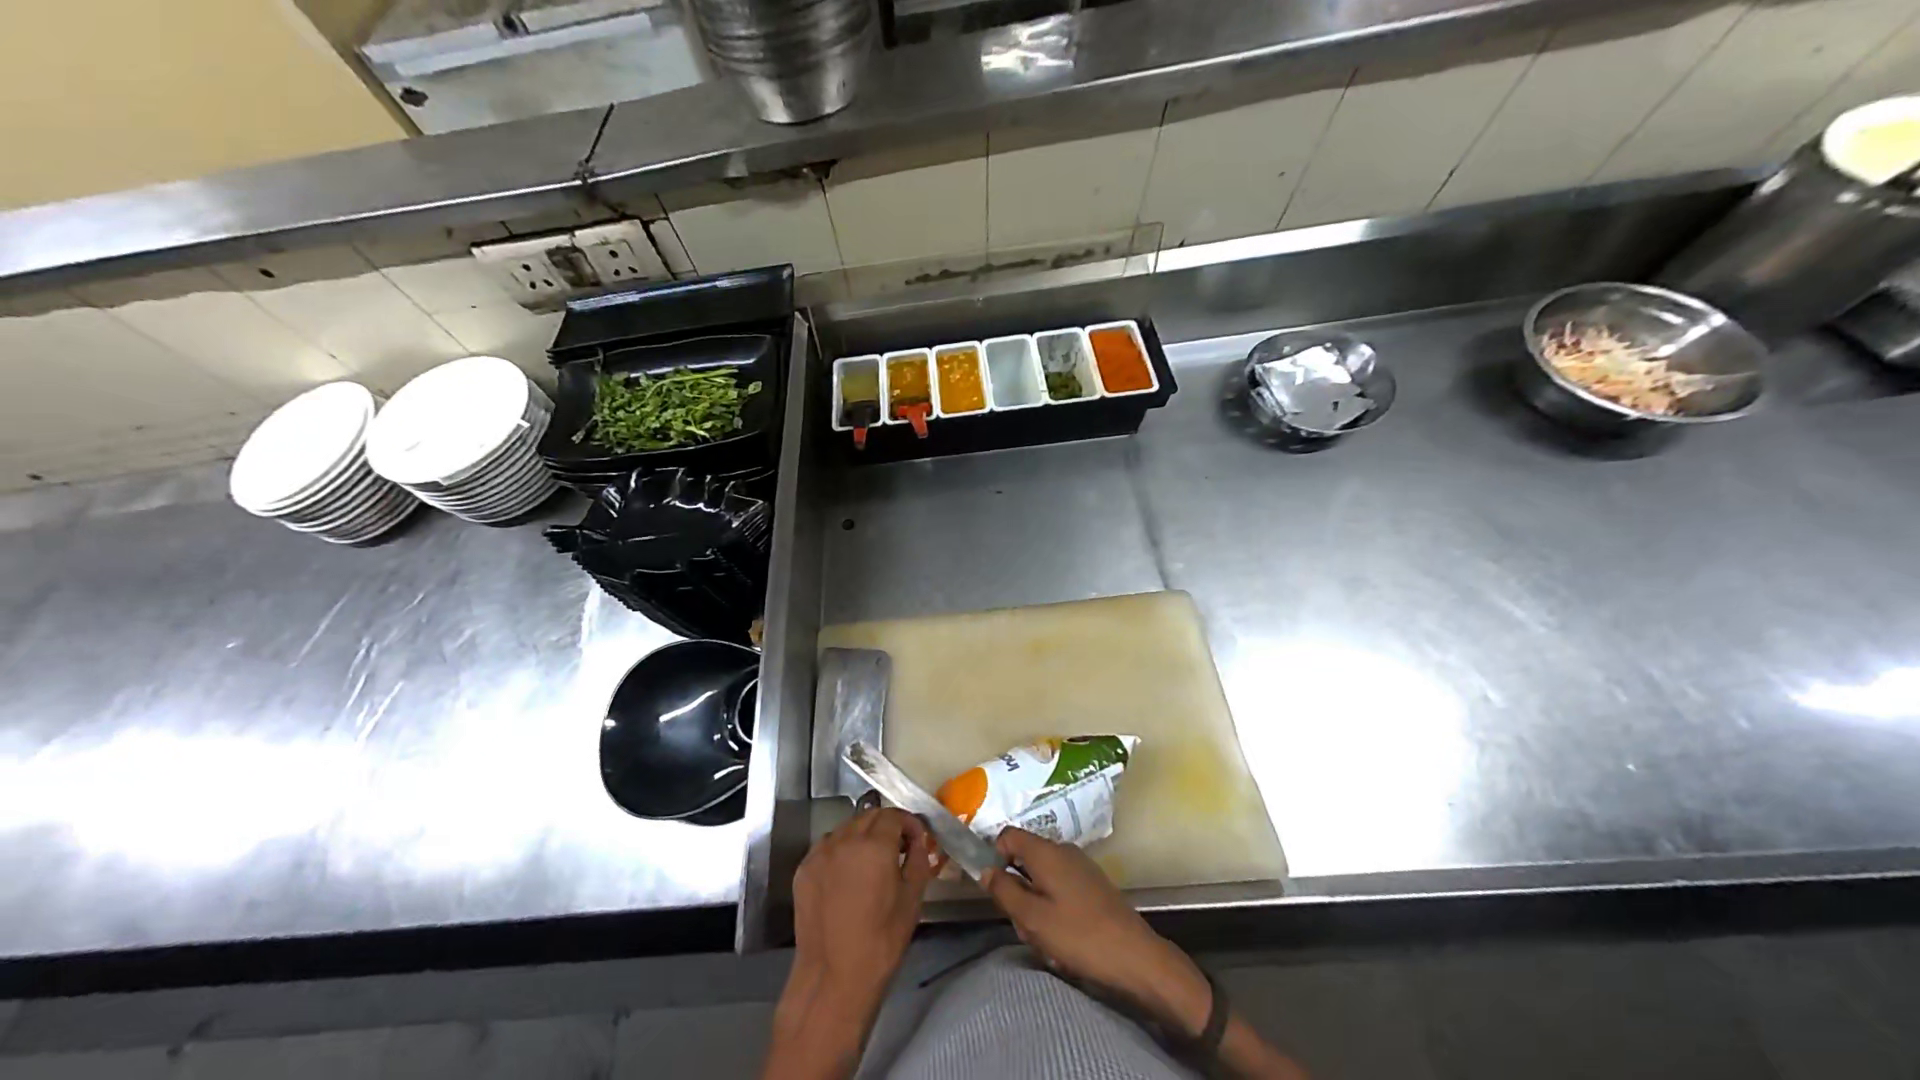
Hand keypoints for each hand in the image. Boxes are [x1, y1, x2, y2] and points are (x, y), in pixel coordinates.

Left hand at [765, 808, 934, 1079]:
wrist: (835, 976)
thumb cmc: (881, 940)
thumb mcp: (912, 899)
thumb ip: (917, 860)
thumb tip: (917, 841)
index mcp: (874, 846)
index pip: (893, 815)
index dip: (908, 823)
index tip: (916, 839)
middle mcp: (843, 841)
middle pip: (868, 816)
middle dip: (886, 826)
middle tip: (898, 848)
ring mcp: (819, 854)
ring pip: (846, 829)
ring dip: (862, 836)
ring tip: (872, 861)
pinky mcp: (803, 870)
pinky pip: (826, 847)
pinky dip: (841, 850)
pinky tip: (848, 874)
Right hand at [981, 827, 1212, 1038]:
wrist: (1135, 956)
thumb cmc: (1079, 935)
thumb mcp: (1032, 917)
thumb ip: (1004, 890)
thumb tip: (985, 870)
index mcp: (1046, 852)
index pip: (1008, 836)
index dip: (994, 857)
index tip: (994, 888)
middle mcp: (1063, 850)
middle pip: (1024, 860)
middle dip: (1016, 891)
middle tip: (1022, 924)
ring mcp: (1080, 867)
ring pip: (1041, 878)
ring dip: (1034, 906)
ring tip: (1044, 939)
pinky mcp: (1091, 885)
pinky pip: (1059, 889)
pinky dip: (1052, 910)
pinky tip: (1061, 940)